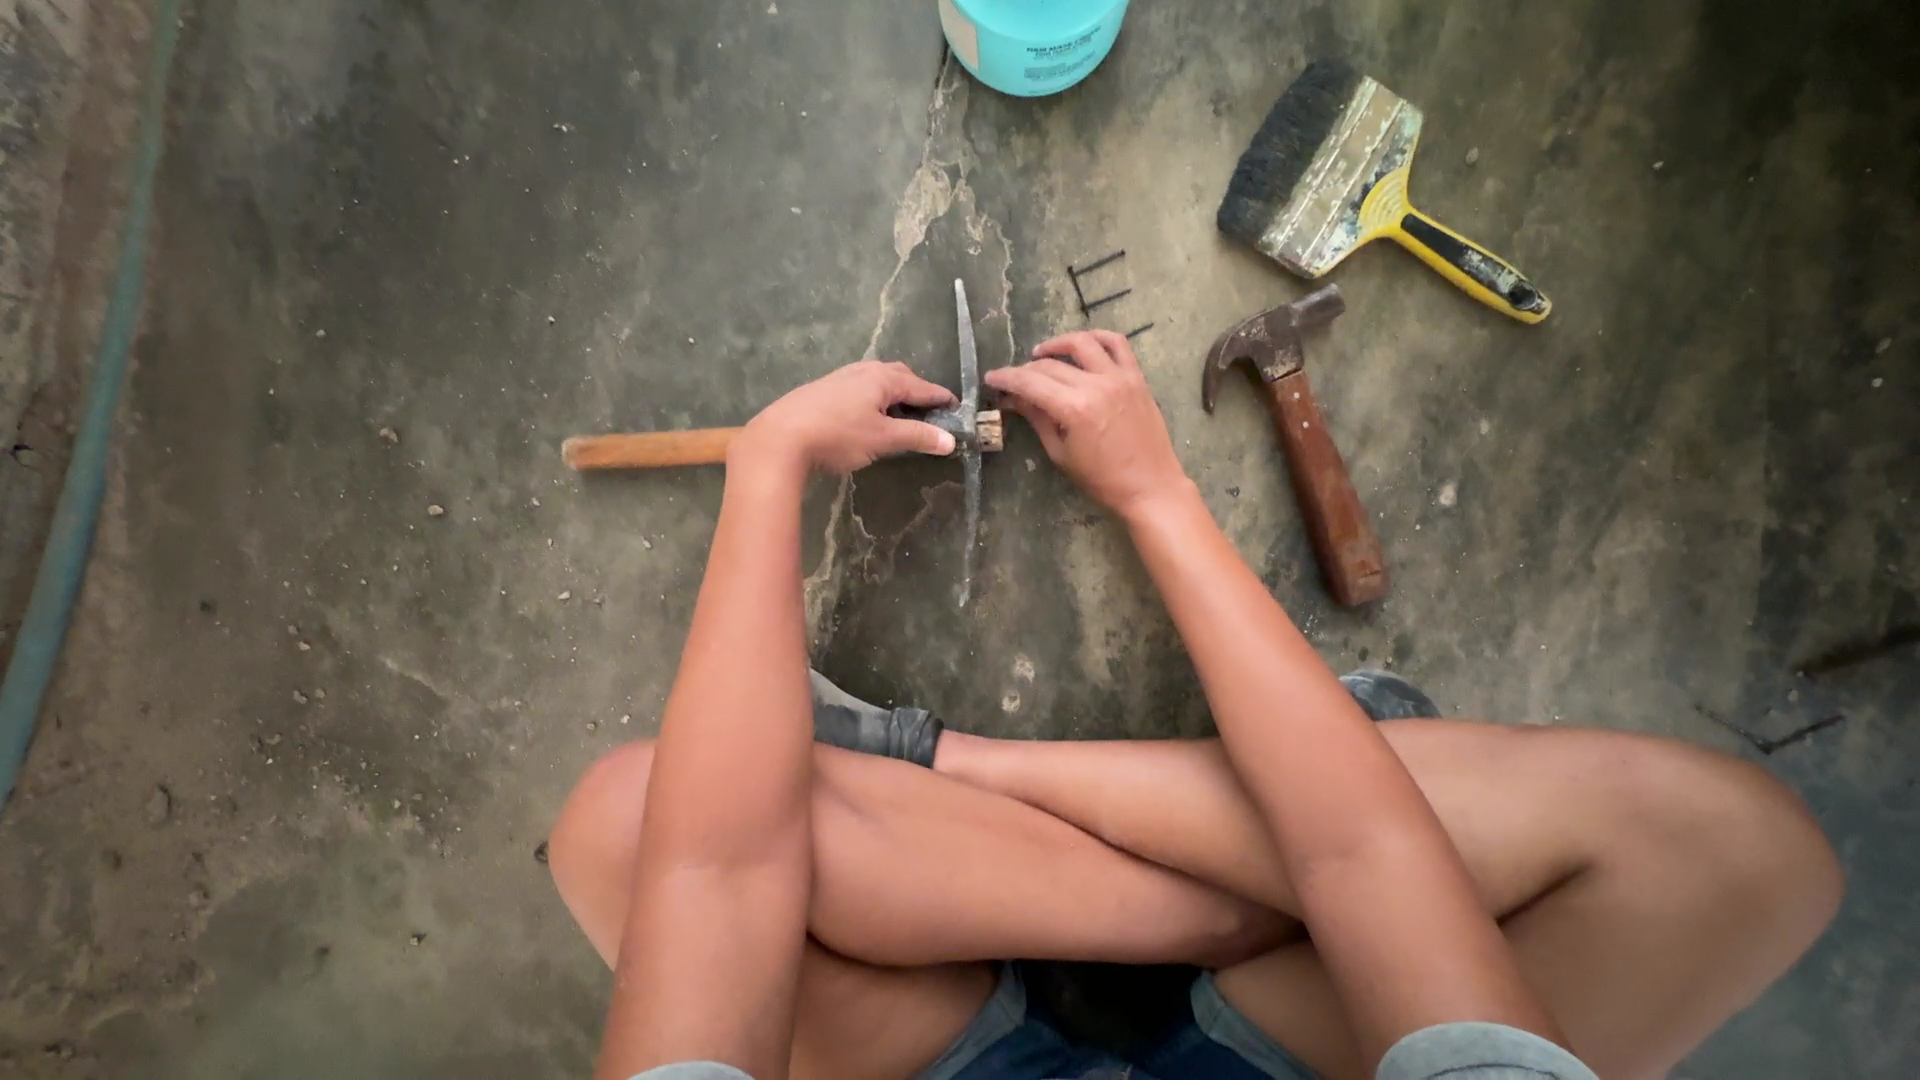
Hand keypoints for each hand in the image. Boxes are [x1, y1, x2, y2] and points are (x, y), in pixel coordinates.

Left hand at [735, 361, 957, 474]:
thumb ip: (917, 437)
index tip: (956, 407)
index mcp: (883, 378)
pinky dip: (873, 399)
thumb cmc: (839, 435)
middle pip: (898, 376)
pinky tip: (867, 416)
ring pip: (876, 381)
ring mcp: (840, 378)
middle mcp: (863, 370)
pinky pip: (859, 389)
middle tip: (928, 412)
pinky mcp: (823, 390)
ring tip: (899, 415)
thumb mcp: (884, 438)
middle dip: (916, 391)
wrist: (781, 437)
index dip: (940, 398)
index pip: (921, 386)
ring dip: (892, 395)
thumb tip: (950, 441)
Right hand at [985, 330, 1191, 516]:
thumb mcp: (1061, 453)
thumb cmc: (1102, 479)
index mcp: (1074, 408)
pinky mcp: (1136, 377)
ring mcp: (1119, 377)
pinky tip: (1082, 345)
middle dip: (1025, 370)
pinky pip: (1117, 344)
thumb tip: (1015, 399)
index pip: (1030, 383)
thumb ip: (1038, 419)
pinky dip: (1097, 337)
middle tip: (1014, 381)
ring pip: (1082, 343)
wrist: (1150, 486)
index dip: (1006, 378)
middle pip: (1051, 365)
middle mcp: (1096, 385)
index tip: (991, 378)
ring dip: (1057, 344)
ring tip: (1042, 354)